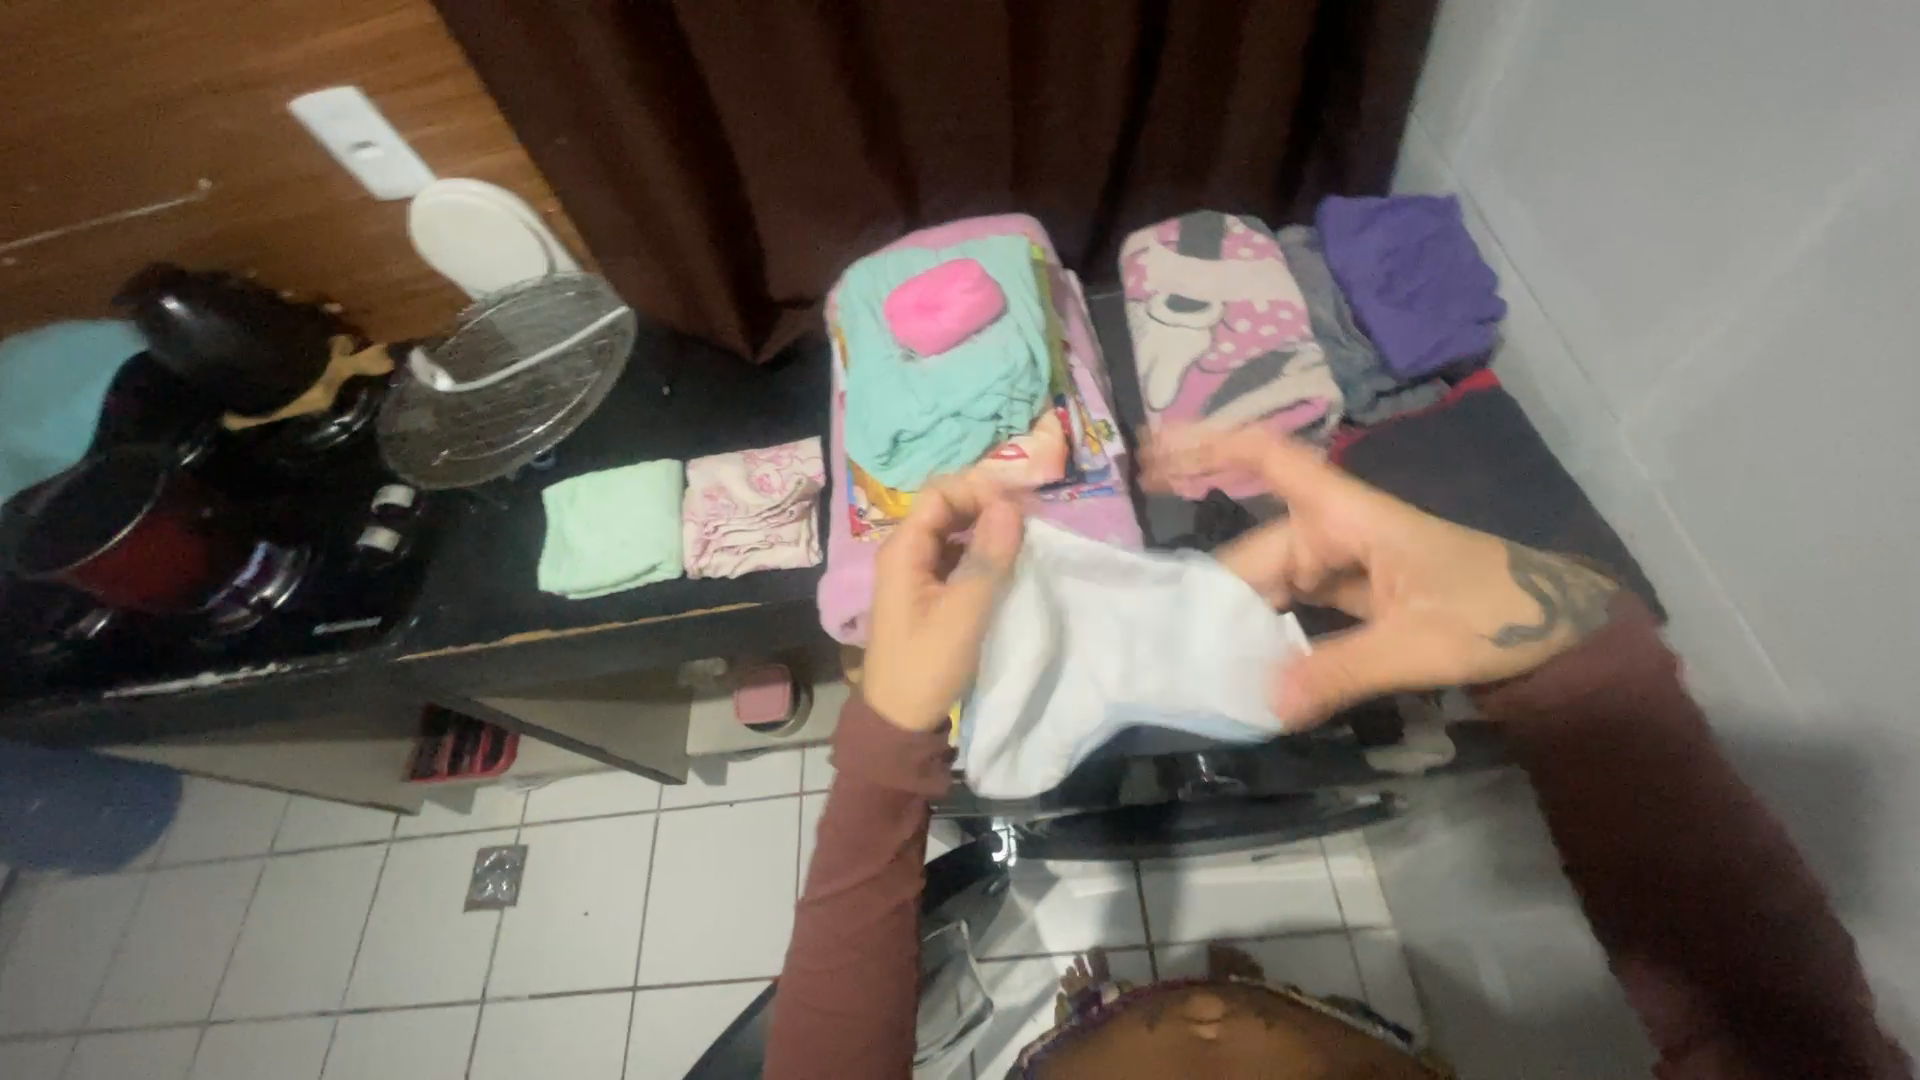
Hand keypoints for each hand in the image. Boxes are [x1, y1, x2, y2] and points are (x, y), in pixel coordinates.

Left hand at [863, 476, 1024, 731]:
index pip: (940, 493)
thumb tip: (1011, 505)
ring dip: (987, 530)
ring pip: (954, 533)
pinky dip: (982, 553)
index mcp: (903, 549)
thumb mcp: (964, 612)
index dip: (979, 490)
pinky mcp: (929, 593)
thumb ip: (988, 558)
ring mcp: (916, 573)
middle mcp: (906, 553)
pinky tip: (1007, 564)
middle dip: (987, 506)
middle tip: (1030, 519)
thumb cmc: (927, 665)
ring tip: (1025, 539)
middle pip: (947, 508)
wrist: (900, 718)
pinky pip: (957, 557)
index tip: (1020, 505)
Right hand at [1146, 427, 1619, 728]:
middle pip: (1251, 553)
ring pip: (1263, 586)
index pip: (1267, 460)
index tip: (1150, 453)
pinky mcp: (1342, 594)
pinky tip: (1238, 661)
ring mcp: (1334, 563)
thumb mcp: (1421, 643)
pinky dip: (1261, 633)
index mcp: (1344, 516)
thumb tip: (1261, 703)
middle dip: (1210, 595)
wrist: (1559, 629)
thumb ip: (1340, 672)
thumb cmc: (1502, 611)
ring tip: (1192, 661)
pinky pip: (1285, 608)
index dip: (1206, 447)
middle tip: (1165, 642)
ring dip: (1233, 621)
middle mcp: (1328, 531)